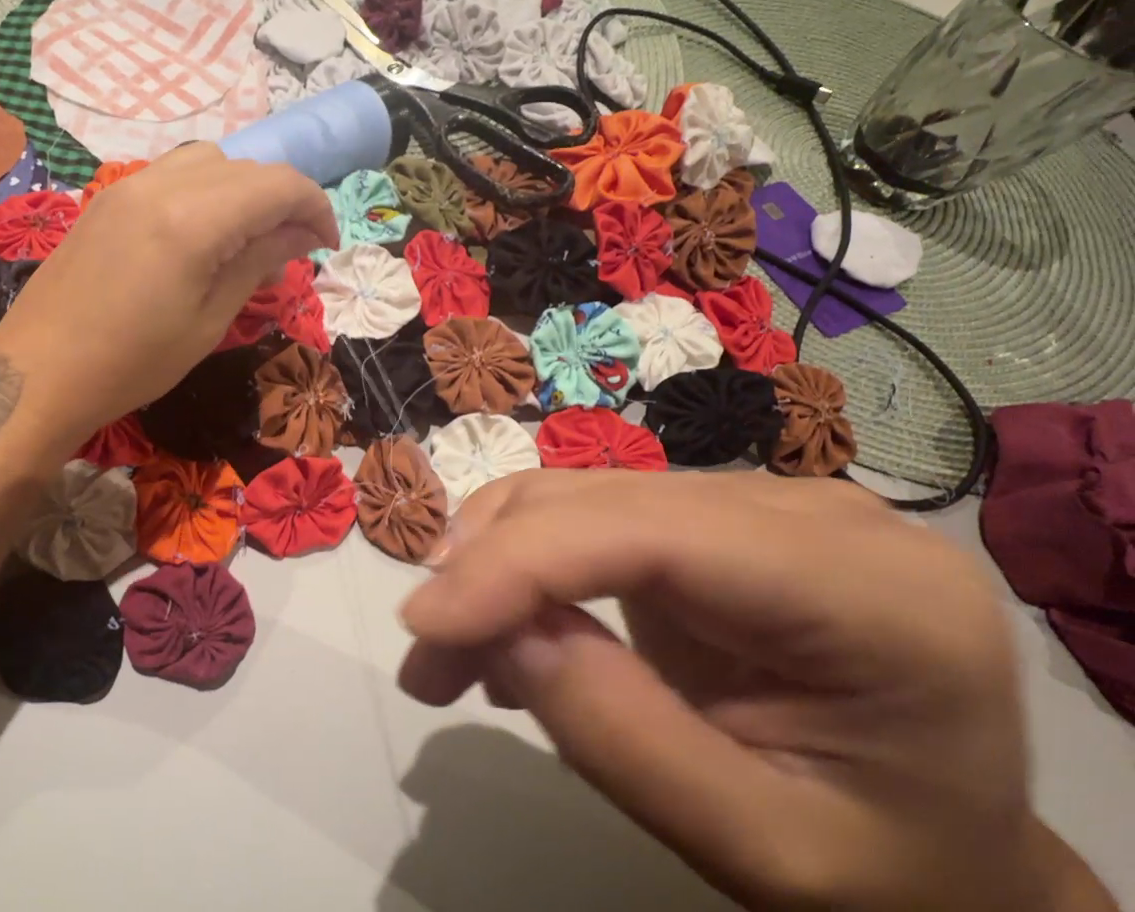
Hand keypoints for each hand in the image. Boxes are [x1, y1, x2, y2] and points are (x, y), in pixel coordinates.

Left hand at [0, 144, 336, 442]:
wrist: (39, 373)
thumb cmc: (132, 363)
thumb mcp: (209, 321)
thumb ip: (257, 263)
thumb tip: (299, 234)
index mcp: (193, 219)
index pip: (278, 184)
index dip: (315, 207)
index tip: (327, 244)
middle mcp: (160, 185)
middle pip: (245, 167)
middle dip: (282, 199)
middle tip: (292, 249)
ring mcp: (127, 187)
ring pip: (207, 161)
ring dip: (241, 189)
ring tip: (246, 240)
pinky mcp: (106, 200)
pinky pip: (170, 175)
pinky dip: (203, 191)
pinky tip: (200, 234)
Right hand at [398, 470, 1115, 911]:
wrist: (945, 856)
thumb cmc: (872, 870)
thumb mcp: (755, 844)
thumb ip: (623, 737)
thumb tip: (495, 634)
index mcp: (874, 596)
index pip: (657, 534)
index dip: (522, 563)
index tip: (422, 625)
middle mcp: (820, 517)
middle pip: (605, 504)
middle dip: (489, 571)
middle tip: (425, 665)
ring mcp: (768, 508)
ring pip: (581, 497)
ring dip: (494, 565)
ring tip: (451, 656)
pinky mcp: (719, 520)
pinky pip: (593, 517)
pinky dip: (527, 565)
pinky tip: (511, 632)